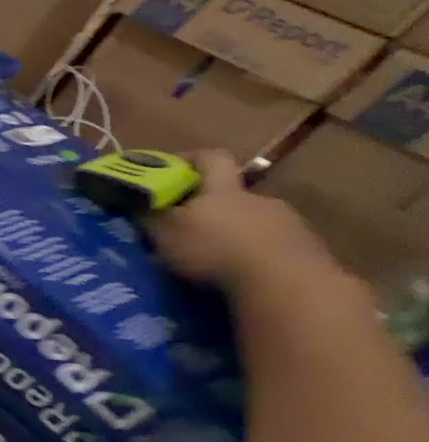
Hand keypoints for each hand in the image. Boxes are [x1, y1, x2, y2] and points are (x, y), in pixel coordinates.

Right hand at [145, 150, 340, 293]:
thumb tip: (135, 201)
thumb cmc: (214, 248)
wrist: (285, 283)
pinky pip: (271, 246)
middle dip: (207, 208)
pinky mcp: (306, 251)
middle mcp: (259, 199)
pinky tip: (238, 275)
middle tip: (183, 228)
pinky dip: (252, 255)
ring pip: (251, 222)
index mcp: (224, 190)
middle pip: (231, 196)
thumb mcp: (165, 232)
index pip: (211, 159)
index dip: (189, 159)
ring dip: (232, 234)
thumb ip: (150, 215)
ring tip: (210, 259)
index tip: (168, 169)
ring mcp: (288, 224)